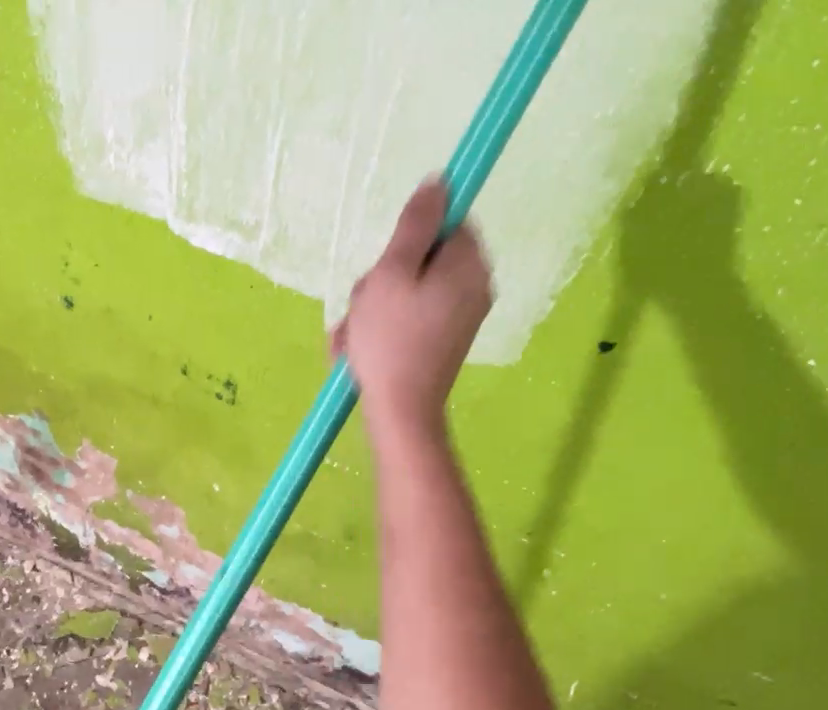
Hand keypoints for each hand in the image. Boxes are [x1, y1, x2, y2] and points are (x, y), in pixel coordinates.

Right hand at [335, 180, 493, 438]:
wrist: (401, 412)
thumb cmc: (391, 340)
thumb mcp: (392, 273)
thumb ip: (415, 224)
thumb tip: (441, 181)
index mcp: (468, 263)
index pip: (446, 222)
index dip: (410, 237)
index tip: (387, 263)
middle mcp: (474, 285)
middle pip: (422, 257)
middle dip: (382, 278)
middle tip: (363, 304)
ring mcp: (460, 317)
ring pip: (408, 290)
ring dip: (372, 308)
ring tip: (353, 335)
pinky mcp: (443, 342)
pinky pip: (409, 318)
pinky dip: (382, 329)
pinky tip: (358, 349)